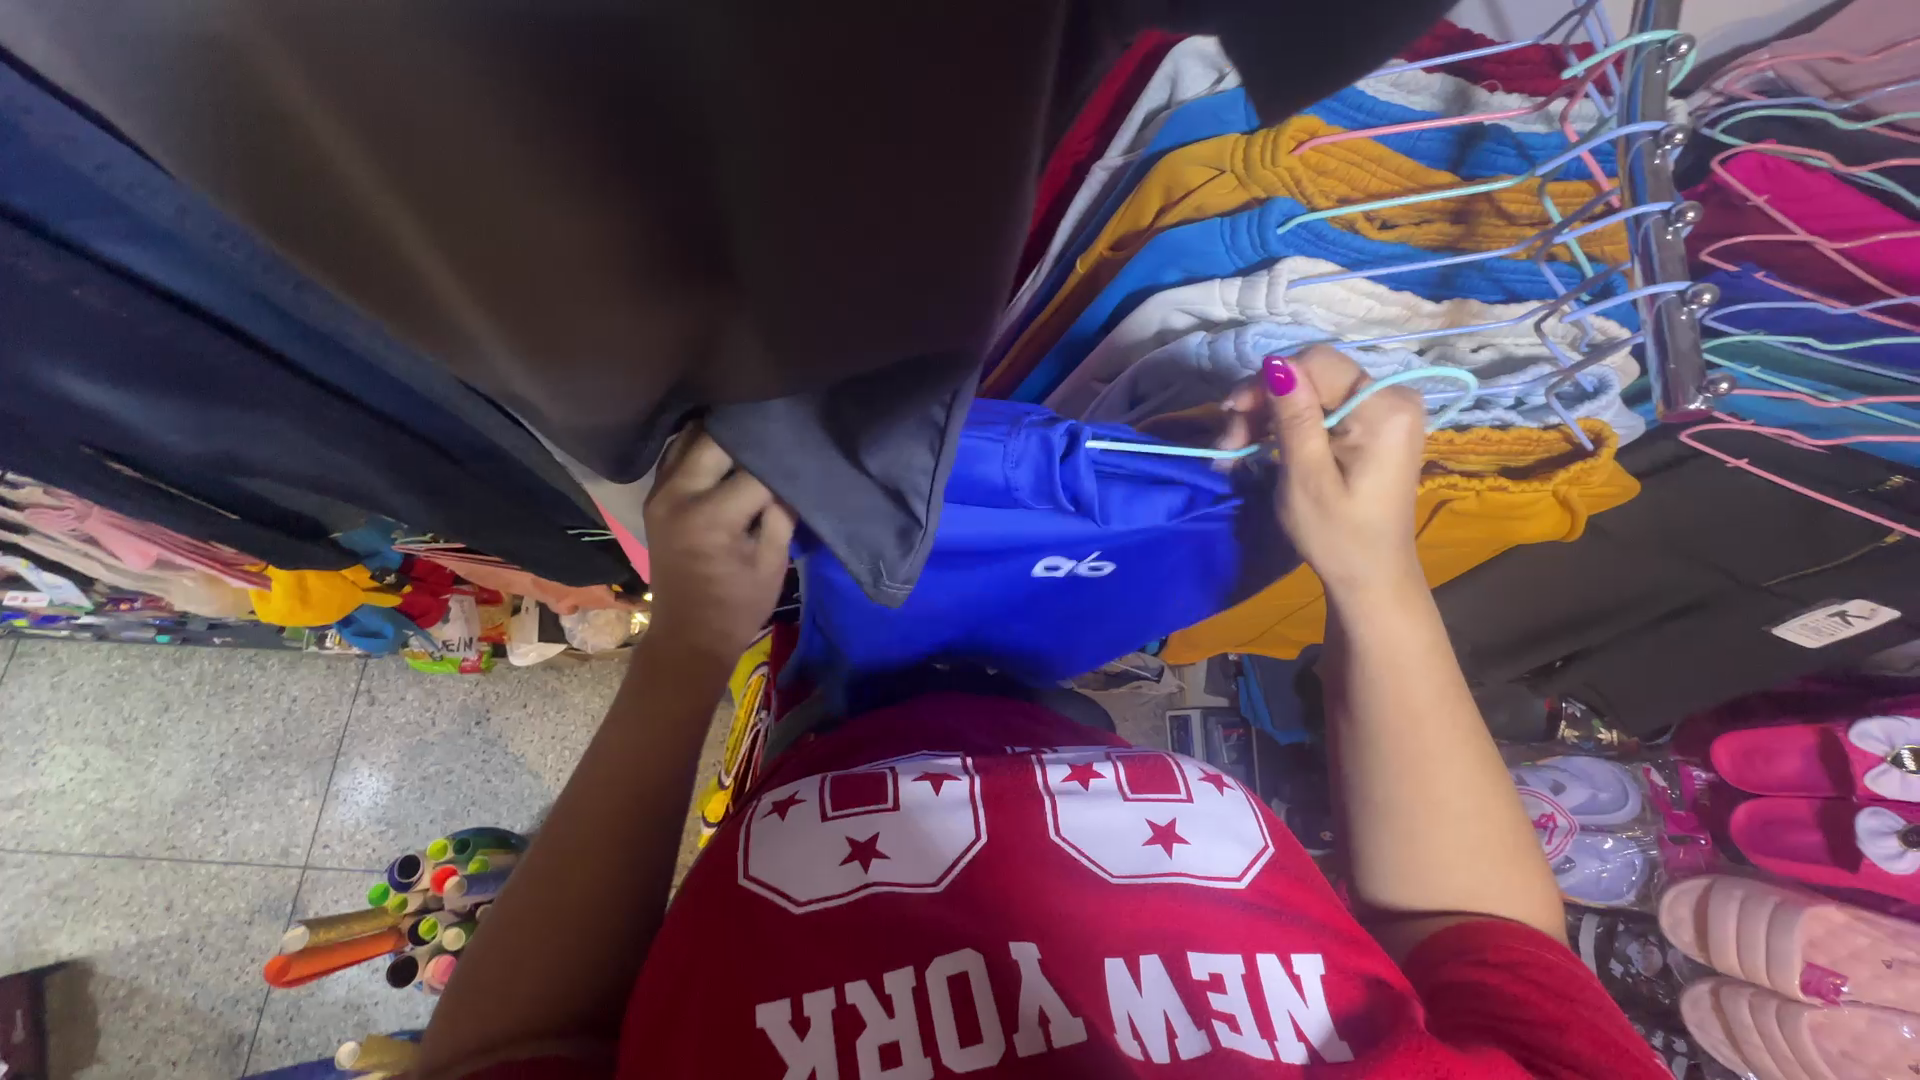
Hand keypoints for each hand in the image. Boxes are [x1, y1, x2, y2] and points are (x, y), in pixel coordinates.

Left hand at [639, 428, 795, 668]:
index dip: (784, 460)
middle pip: (715, 439)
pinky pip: (676, 455)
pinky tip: (728, 447)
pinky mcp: (655, 497)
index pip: (755, 469)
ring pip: (689, 439)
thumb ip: (782, 513)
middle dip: (749, 435)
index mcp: (710, 518)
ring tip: (755, 434)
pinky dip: (701, 447)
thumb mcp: (773, 562)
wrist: (688, 636)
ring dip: (722, 435)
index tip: (805, 453)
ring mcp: (659, 494)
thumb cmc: (738, 607)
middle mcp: (677, 496)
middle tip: (780, 432)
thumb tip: (794, 474)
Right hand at [1217, 346, 1426, 598]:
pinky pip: (1323, 407)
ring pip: (1312, 390)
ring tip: (1235, 450)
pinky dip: (1288, 423)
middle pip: (1314, 375)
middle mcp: (1393, 396)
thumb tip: (1275, 362)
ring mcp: (1386, 409)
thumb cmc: (1337, 534)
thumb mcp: (1306, 477)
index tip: (1230, 414)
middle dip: (1264, 401)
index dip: (1267, 381)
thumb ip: (1293, 416)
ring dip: (1268, 415)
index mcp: (1384, 407)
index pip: (1317, 364)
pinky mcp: (1375, 424)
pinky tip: (1260, 446)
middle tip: (1229, 443)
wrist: (1370, 575)